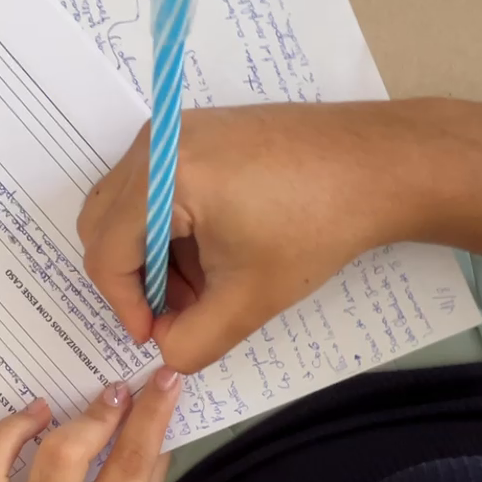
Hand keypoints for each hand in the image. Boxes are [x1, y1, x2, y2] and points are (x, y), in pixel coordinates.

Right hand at [78, 102, 420, 372]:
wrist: (379, 166)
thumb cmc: (317, 227)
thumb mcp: (249, 301)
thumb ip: (191, 343)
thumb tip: (163, 349)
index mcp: (162, 176)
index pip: (105, 253)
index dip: (125, 306)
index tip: (157, 335)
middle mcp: (154, 144)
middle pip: (102, 226)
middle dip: (133, 279)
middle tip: (177, 309)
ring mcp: (173, 132)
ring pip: (125, 209)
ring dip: (149, 257)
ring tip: (202, 284)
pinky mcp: (193, 132)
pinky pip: (151, 189)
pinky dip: (166, 229)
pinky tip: (210, 251)